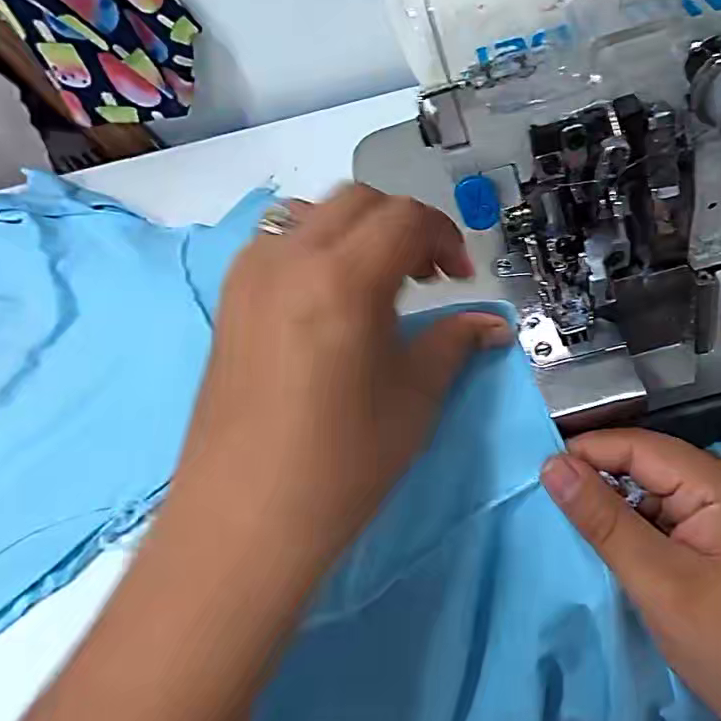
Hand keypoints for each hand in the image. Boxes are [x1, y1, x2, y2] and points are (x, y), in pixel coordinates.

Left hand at [181, 184, 513, 557]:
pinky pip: (280, 242)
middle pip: (360, 201)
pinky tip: (333, 299)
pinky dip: (318, 246)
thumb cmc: (343, 462)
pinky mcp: (230, 300)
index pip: (404, 218)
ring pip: (315, 213)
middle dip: (405, 226)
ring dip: (360, 230)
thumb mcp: (414, 396)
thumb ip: (454, 342)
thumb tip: (490, 323)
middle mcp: (289, 259)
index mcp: (342, 278)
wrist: (245, 519)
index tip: (460, 276)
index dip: (444, 237)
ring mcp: (250, 276)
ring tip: (380, 281)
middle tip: (428, 275)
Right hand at [540, 430, 720, 720]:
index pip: (639, 446)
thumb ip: (604, 521)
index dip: (587, 452)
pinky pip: (660, 512)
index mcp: (720, 484)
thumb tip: (553, 467)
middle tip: (545, 499)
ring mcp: (720, 509)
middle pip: (644, 463)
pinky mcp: (713, 534)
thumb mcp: (659, 584)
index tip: (538, 472)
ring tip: (566, 522)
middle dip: (595, 477)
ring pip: (648, 488)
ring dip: (610, 504)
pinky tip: (604, 541)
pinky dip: (629, 524)